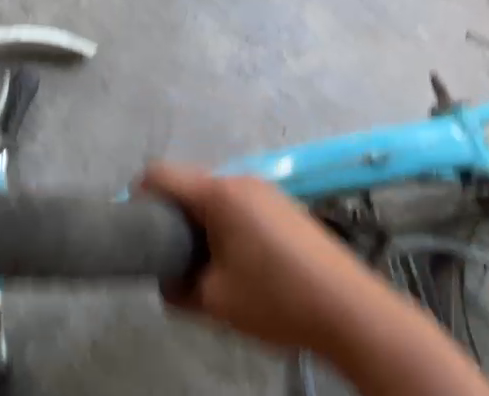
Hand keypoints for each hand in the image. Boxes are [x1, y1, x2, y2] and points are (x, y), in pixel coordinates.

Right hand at [137, 163, 388, 355]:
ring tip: (207, 263)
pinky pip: (241, 205)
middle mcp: (241, 181)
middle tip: (169, 254)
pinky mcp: (287, 208)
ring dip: (202, 222)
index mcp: (218, 194)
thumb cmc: (278, 300)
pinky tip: (242, 262)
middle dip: (173, 215)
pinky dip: (228, 225)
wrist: (355, 314)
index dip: (137, 196)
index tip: (133, 227)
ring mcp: (268, 192)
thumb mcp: (215, 302)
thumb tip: (164, 282)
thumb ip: (176, 288)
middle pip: (188, 184)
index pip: (159, 174)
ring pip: (216, 196)